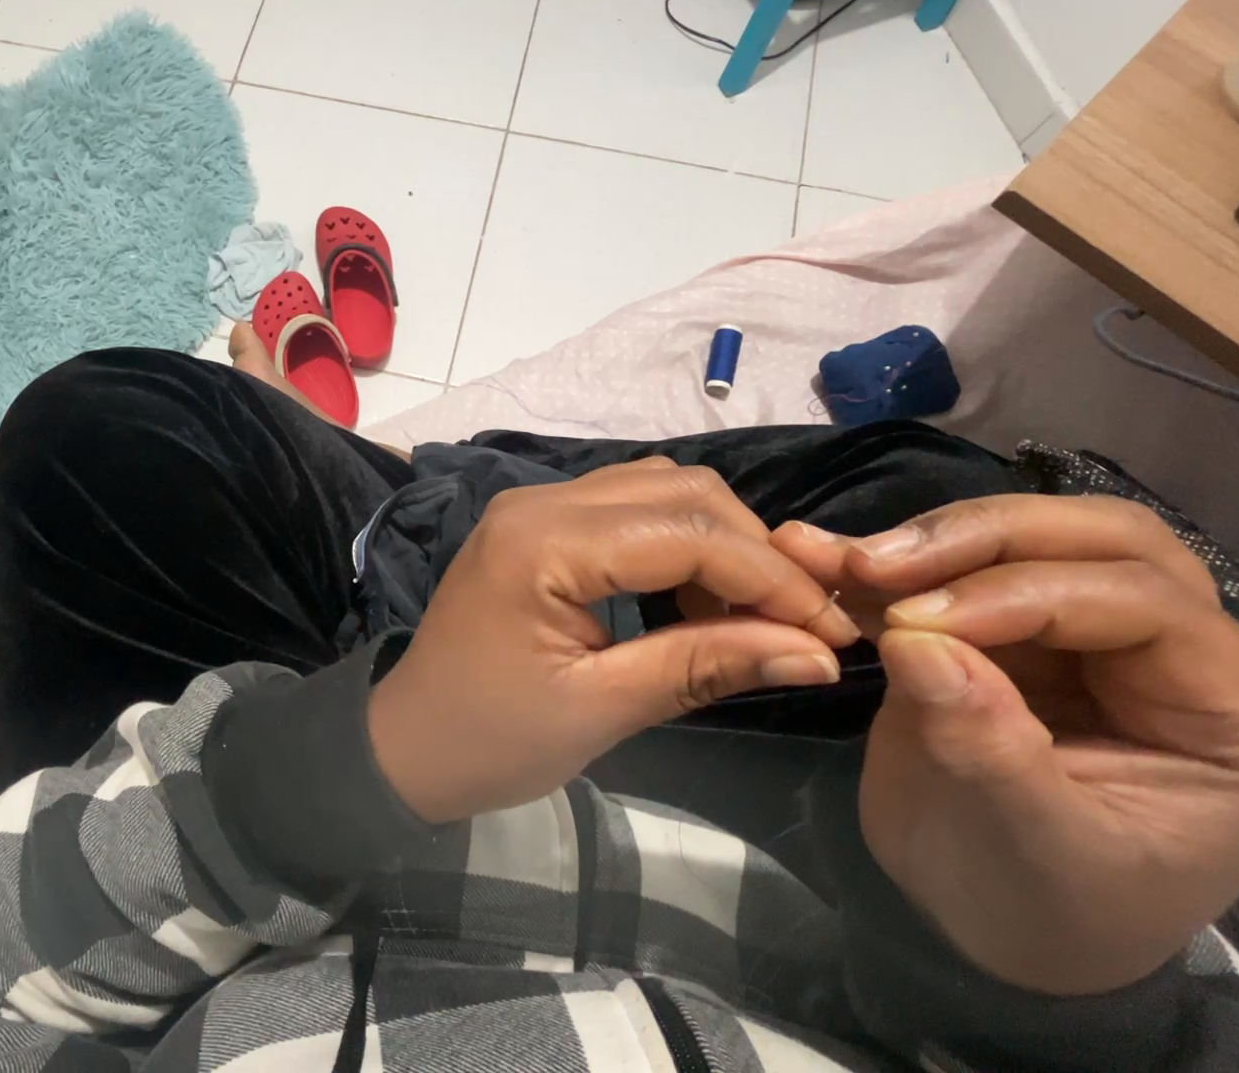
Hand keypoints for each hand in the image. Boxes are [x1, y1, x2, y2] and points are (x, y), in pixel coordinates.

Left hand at [368, 458, 859, 824]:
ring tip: (752, 617)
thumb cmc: (489, 740)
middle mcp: (537, 502)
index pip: (687, 532)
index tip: (831, 633)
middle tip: (798, 626)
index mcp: (542, 542)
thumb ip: (705, 664)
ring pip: (658, 491)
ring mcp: (532, 507)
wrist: (407, 747)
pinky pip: (625, 511)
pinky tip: (697, 598)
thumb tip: (816, 652)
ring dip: (718, 543)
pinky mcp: (534, 527)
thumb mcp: (602, 708)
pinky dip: (677, 544)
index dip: (771, 578)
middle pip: (680, 492)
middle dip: (752, 552)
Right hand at [773, 496, 1238, 994]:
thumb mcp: (1029, 844)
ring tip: (839, 559)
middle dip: (980, 539)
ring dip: (926, 541)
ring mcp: (1075, 637)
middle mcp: (1166, 654)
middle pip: (1098, 540)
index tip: (912, 621)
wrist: (983, 924)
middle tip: (874, 564)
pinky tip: (821, 558)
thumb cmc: (1039, 904)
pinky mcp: (993, 636)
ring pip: (1022, 540)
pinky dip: (882, 567)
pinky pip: (947, 577)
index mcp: (1227, 711)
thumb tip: (915, 641)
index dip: (1023, 594)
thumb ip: (987, 746)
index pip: (1140, 602)